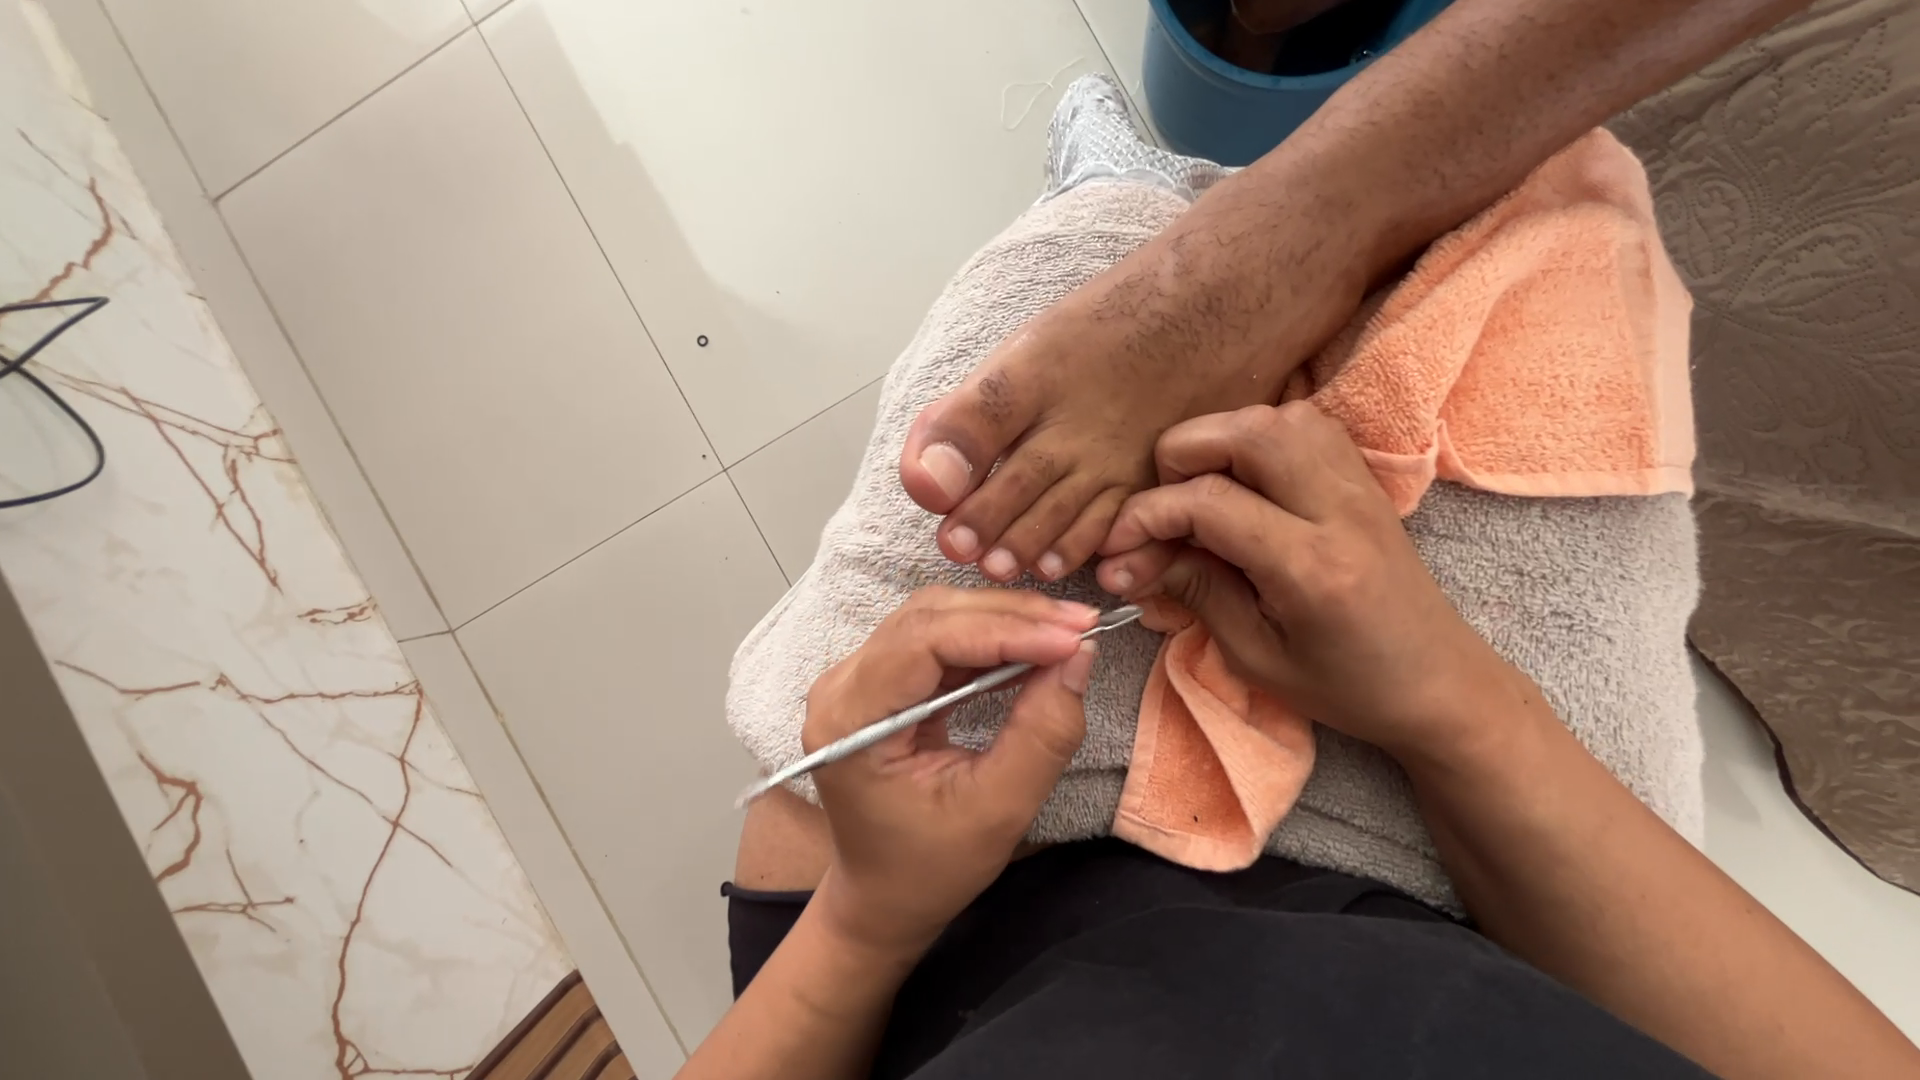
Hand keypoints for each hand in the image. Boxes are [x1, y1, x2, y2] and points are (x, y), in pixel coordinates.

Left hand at [802, 587, 1098, 957]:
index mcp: (849, 720)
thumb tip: (1080, 656)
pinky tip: (1032, 644)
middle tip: (1082, 624)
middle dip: (1010, 616)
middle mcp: (841, 685)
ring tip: (1066, 630)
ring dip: (1003, 619)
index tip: (1072, 637)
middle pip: (929, 618)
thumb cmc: (930, 867)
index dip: (1002, 630)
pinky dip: (989, 637)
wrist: (883, 896)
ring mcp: (856, 679)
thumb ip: (1041, 733)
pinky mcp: (879, 681)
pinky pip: (936, 639)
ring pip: (935, 618)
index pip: (925, 641)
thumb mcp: (997, 810)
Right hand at [1095, 403, 1525, 764]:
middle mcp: (1339, 508)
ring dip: (1220, 442)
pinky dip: (1258, 438)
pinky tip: (1244, 480)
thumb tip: (1128, 559)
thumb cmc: (1345, 687)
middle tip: (1166, 512)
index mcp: (1310, 566)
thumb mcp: (1254, 656)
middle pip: (1245, 432)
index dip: (1145, 517)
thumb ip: (1194, 591)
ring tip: (1200, 493)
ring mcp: (1359, 485)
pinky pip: (1304, 426)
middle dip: (1180, 460)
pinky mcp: (1364, 479)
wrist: (1440, 684)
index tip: (1116, 549)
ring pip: (1276, 416)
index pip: (1208, 502)